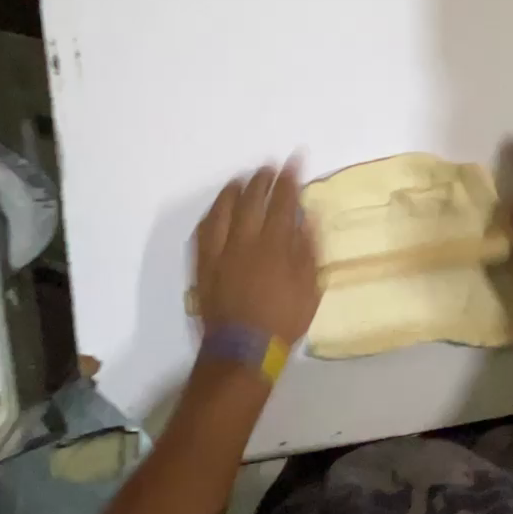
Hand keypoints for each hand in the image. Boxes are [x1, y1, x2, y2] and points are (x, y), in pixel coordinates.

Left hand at [191, 163, 322, 343]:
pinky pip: (204, 230)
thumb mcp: (309, 289)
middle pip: (253, 200)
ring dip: (235, 191)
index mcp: (276, 246)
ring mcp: (221, 251)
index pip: (283, 202)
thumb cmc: (282, 321)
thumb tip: (306, 218)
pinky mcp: (203, 263)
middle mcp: (246, 241)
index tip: (293, 163)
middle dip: (262, 180)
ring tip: (242, 180)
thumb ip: (308, 250)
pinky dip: (212, 214)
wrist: (242, 350)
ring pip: (225, 210)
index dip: (289, 180)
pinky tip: (217, 208)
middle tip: (268, 168)